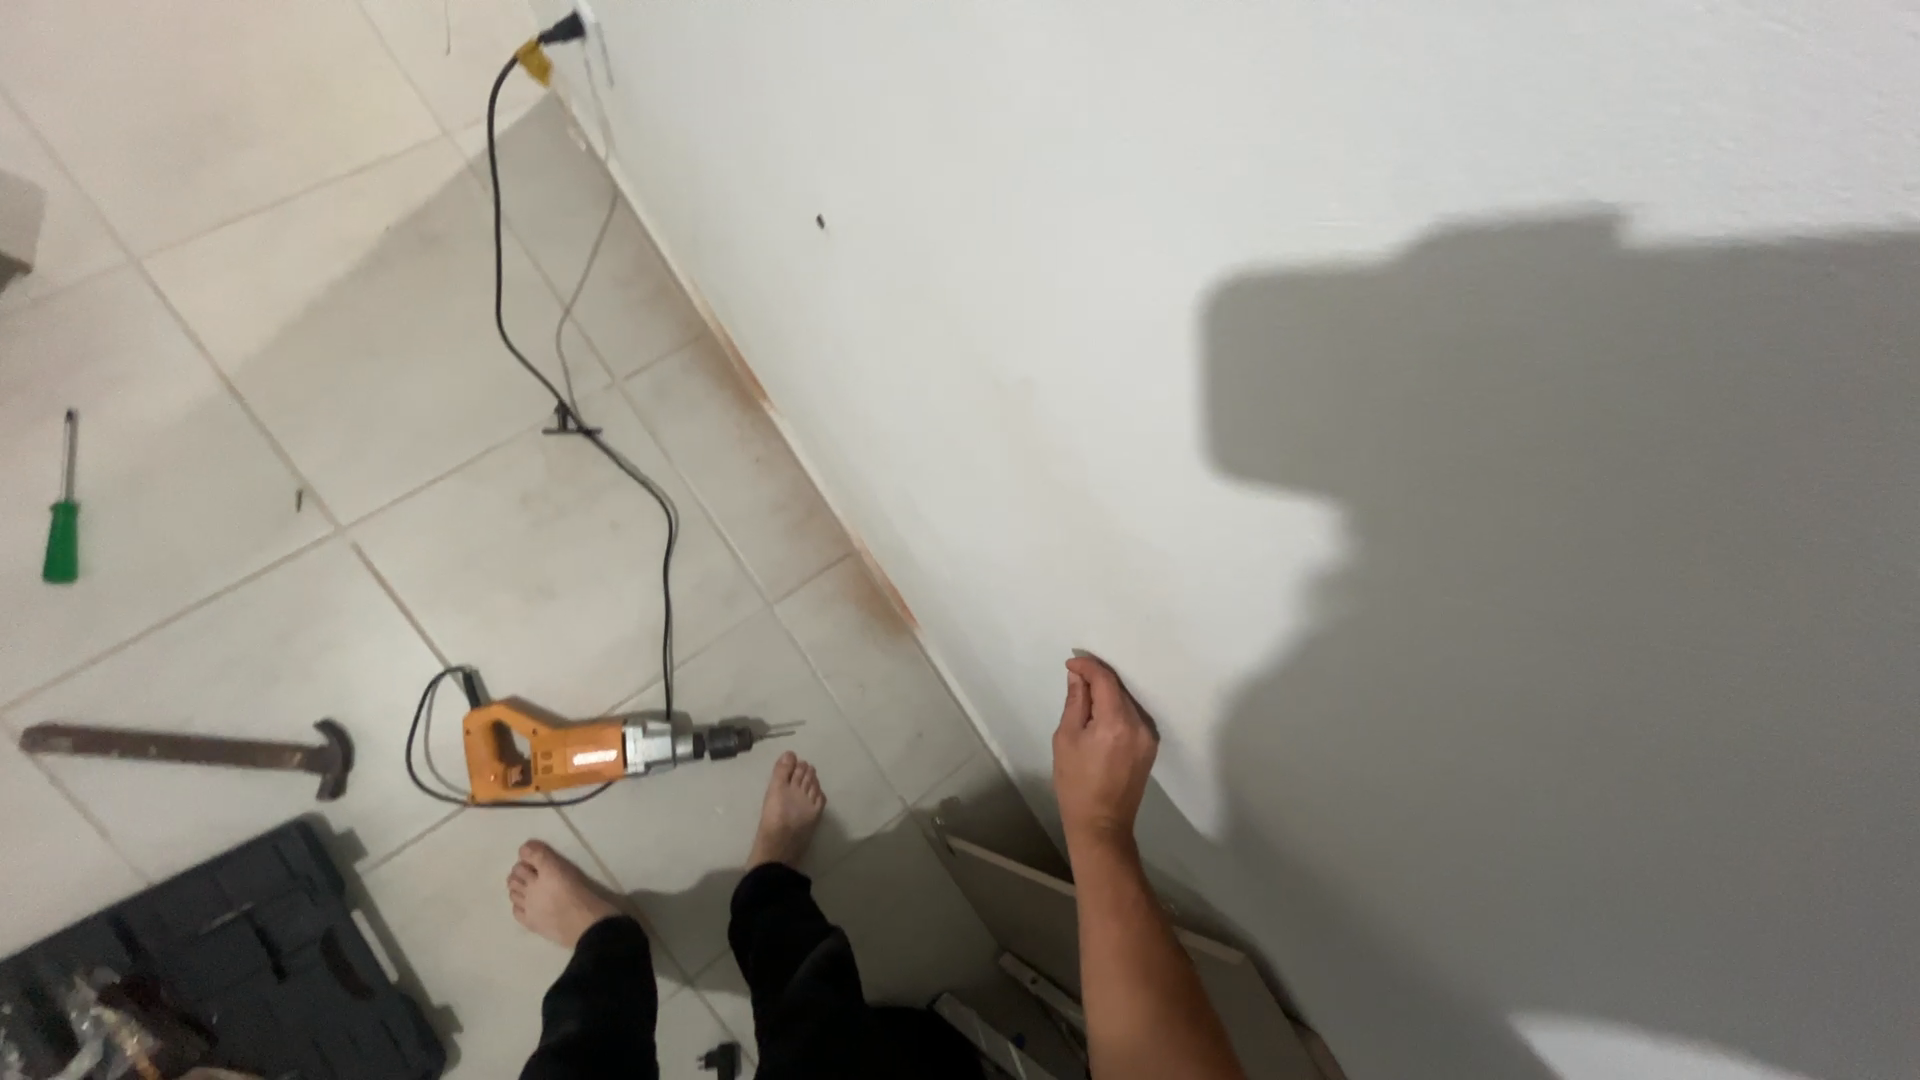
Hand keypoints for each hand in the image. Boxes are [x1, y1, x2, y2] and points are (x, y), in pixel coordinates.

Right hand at [1053, 654, 1158, 846]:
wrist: (1102, 823)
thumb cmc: (1076, 783)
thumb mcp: (1066, 738)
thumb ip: (1075, 702)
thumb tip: (1077, 676)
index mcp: (1116, 722)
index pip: (1105, 680)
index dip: (1087, 666)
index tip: (1070, 664)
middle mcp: (1139, 725)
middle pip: (1118, 688)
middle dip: (1097, 678)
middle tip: (1074, 679)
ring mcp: (1149, 736)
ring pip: (1127, 700)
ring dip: (1108, 693)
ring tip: (1085, 697)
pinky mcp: (1151, 746)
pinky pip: (1133, 716)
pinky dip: (1117, 709)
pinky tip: (1101, 715)